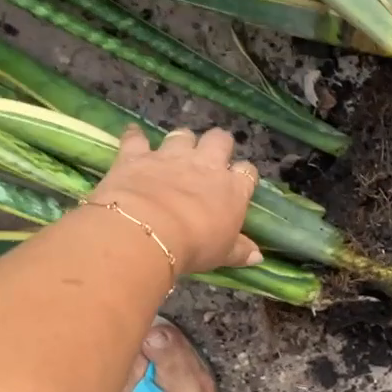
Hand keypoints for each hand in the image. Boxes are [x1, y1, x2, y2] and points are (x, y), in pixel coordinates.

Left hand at [84, 126, 261, 274]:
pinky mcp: (137, 156)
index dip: (244, 174)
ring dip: (181, 140)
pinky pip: (136, 138)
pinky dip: (135, 136)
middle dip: (218, 144)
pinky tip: (133, 135)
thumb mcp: (223, 254)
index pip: (247, 171)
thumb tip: (257, 257)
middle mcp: (206, 165)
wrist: (147, 231)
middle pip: (219, 140)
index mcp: (233, 188)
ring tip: (177, 149)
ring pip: (182, 135)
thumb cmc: (195, 245)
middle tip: (212, 155)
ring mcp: (171, 157)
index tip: (239, 181)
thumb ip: (240, 251)